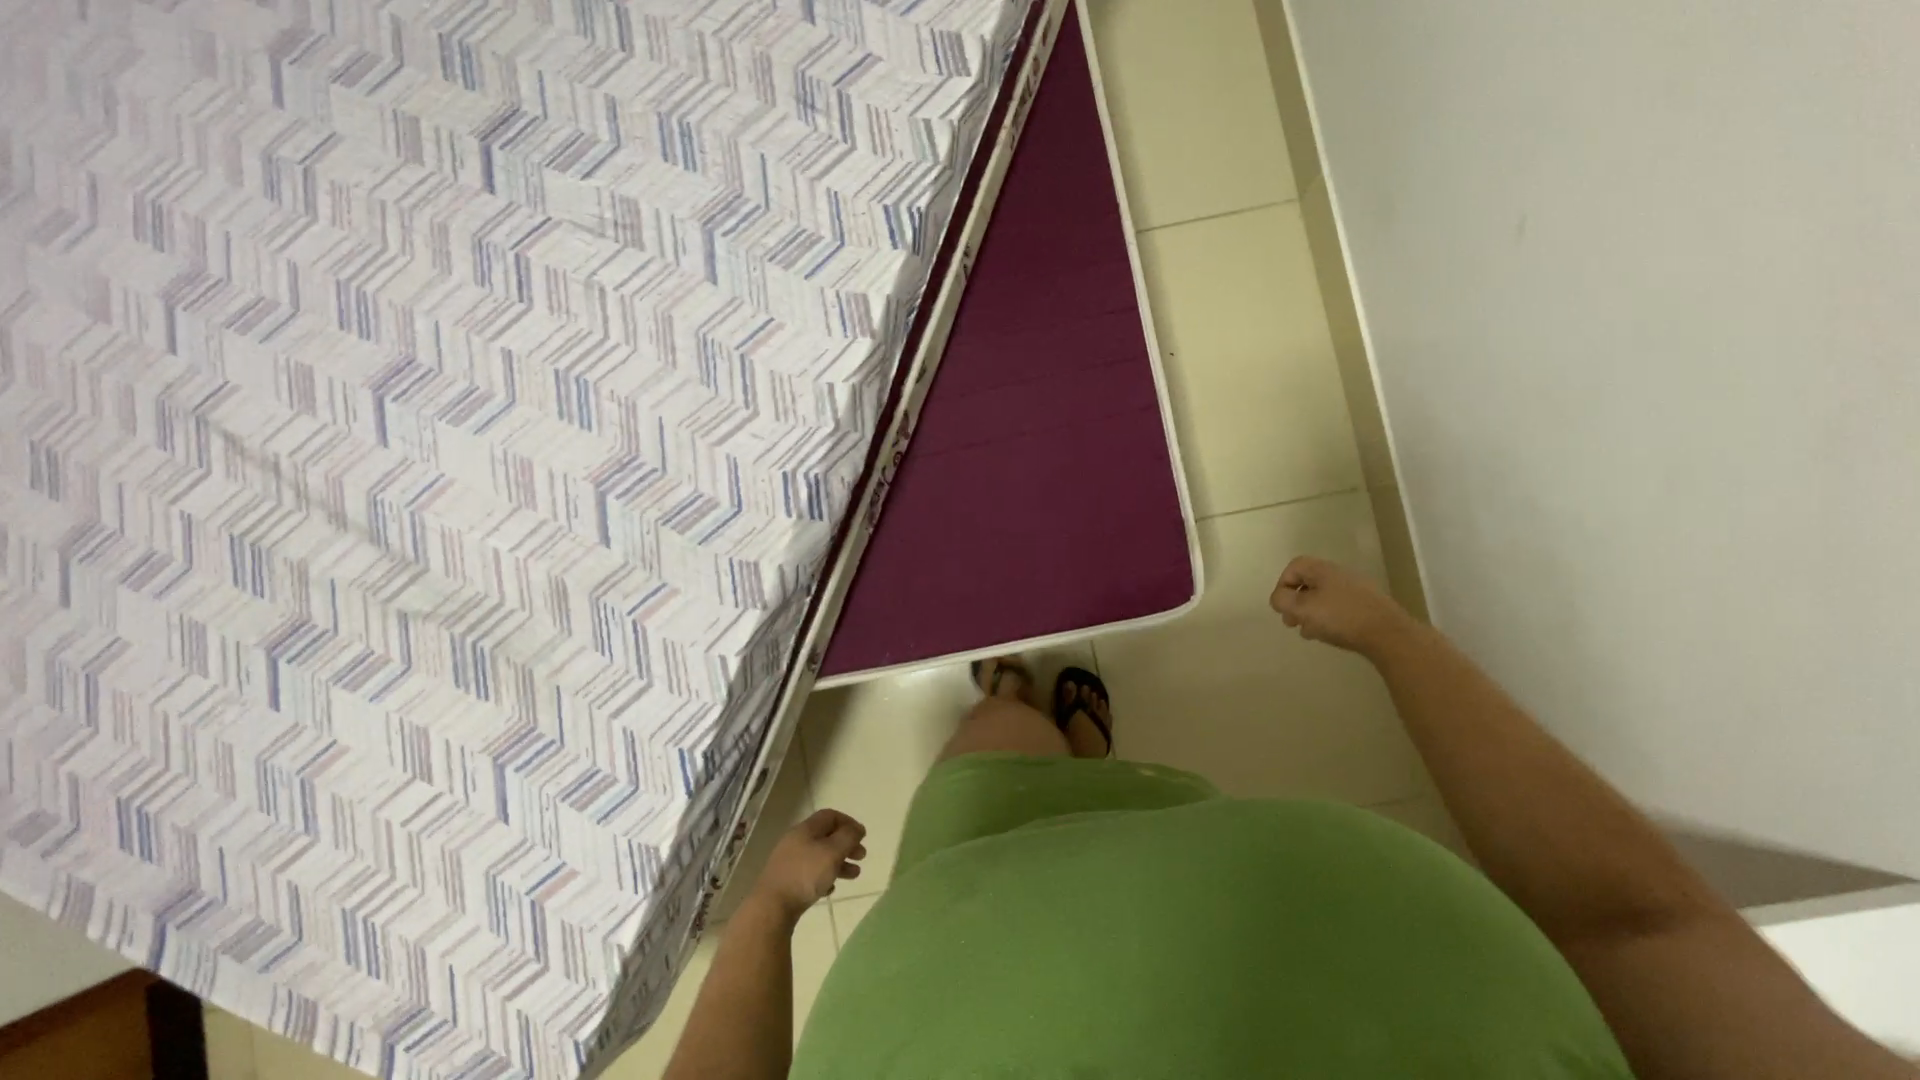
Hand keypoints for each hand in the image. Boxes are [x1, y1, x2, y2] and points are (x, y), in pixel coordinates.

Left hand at [751, 809, 866, 920]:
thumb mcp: (832, 852)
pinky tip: (831, 889)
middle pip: (826, 837)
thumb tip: (856, 829)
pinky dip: (824, 878)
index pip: (830, 816)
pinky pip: (810, 874)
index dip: (849, 822)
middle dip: (846, 845)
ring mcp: (789, 862)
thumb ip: (848, 837)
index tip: (863, 836)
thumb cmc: (805, 874)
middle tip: (862, 856)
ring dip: (839, 863)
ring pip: (820, 857)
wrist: (772, 906)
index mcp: (805, 830)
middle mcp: (796, 842)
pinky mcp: (787, 881)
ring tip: (854, 875)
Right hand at [1269, 555, 1418, 656]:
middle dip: (1295, 603)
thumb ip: (1282, 600)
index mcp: (1323, 570)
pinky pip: (1339, 608)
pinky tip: (1330, 635)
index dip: (1282, 585)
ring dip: (1311, 614)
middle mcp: (1340, 574)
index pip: (1294, 567)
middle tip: (1292, 622)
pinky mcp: (1367, 606)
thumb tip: (1279, 598)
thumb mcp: (1302, 608)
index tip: (1282, 606)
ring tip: (1310, 632)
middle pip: (1308, 583)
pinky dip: (1329, 619)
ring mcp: (1356, 590)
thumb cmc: (1340, 617)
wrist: (1388, 633)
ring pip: (1323, 598)